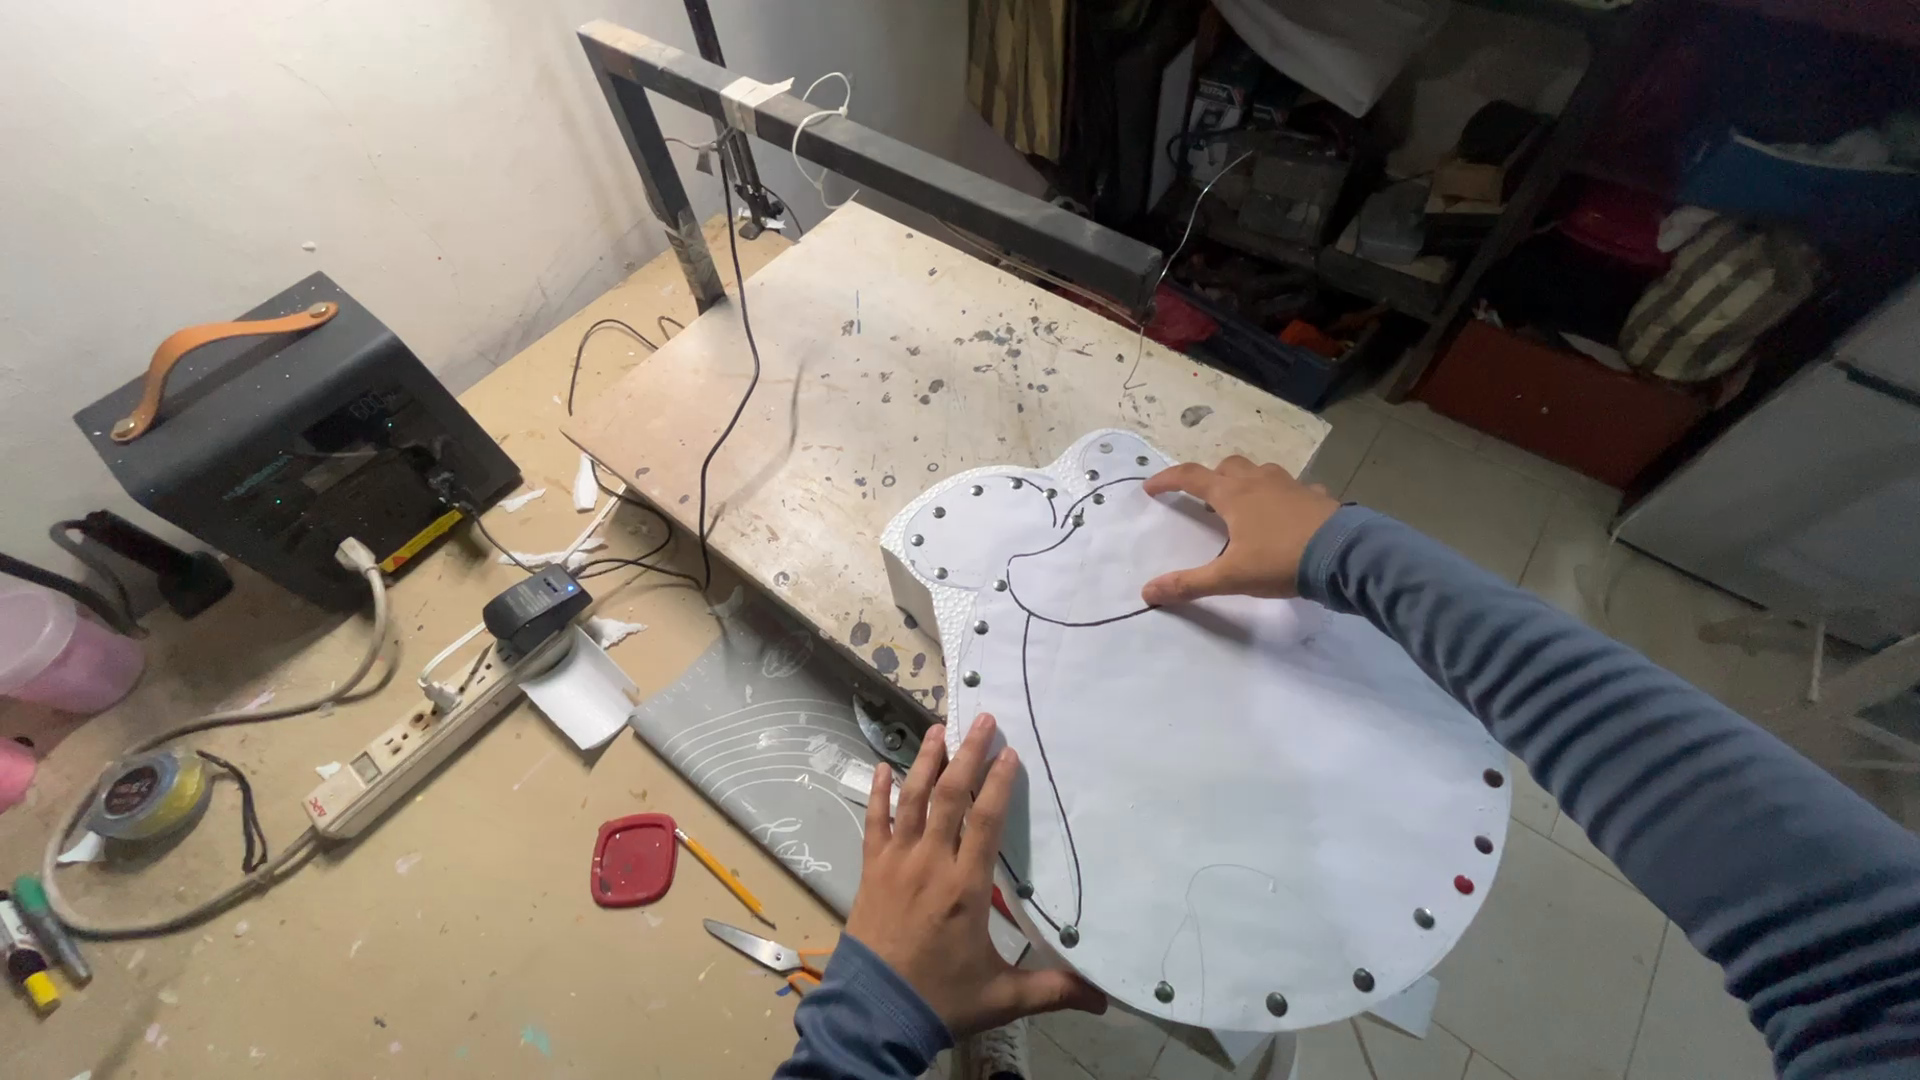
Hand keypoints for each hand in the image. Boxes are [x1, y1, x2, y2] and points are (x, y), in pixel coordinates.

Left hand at [845, 715, 1106, 1036]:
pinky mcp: (871, 869)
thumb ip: (1052, 990)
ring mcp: (896, 861)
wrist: (872, 1014)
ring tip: (937, 729)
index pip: (984, 820)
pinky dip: (877, 793)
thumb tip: (1103, 999)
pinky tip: (882, 767)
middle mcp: (930, 862)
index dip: (997, 782)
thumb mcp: (1001, 998)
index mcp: (964, 886)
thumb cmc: (939, 999)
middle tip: (980, 720)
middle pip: (948, 796)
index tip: (1009, 752)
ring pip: (911, 799)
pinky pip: (873, 822)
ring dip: (924, 760)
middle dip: (966, 754)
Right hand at [1140, 455, 1340, 605]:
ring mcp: (1291, 486)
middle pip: (1228, 466)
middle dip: (1211, 477)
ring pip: (1261, 472)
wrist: (1346, 556)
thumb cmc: (1281, 561)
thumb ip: (1189, 584)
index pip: (1190, 477)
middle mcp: (1259, 482)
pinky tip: (1287, 515)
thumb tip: (1147, 593)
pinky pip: (1294, 489)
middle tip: (1204, 498)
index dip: (1167, 480)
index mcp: (1233, 494)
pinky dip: (1283, 497)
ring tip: (1244, 504)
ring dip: (1247, 481)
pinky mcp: (1317, 497)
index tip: (1151, 488)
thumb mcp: (1230, 578)